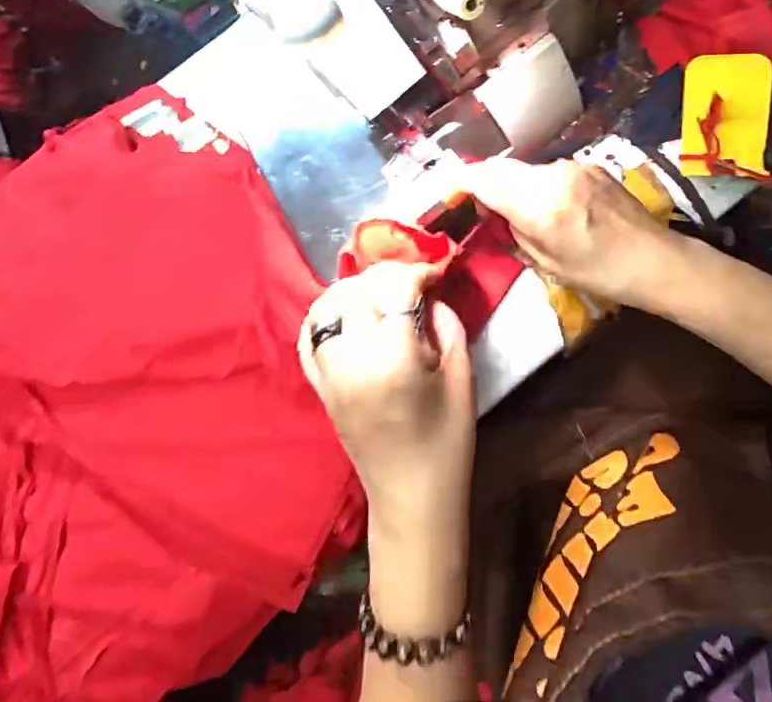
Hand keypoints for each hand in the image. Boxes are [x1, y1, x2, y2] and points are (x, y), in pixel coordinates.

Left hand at [298, 262, 474, 529]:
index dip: (417, 273)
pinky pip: (309, 337)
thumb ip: (447, 325)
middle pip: (358, 293)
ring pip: (327, 307)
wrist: (412, 498)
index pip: (396, 291)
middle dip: (387, 277)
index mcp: (393, 362)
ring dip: (354, 290)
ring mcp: (329, 374)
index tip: (436, 273)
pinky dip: (324, 314)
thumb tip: (427, 295)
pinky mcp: (319, 387)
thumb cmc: (448, 442)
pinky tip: (347, 310)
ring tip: (381, 293)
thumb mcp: (462, 378)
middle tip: (412, 283)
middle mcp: (352, 362)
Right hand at [452, 157, 682, 308]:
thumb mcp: (547, 262)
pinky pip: (550, 170)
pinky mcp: (589, 165)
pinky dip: (539, 182)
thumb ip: (514, 230)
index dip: (461, 182)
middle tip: (480, 202)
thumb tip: (495, 210)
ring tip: (520, 208)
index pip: (485, 180)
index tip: (450, 190)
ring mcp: (573, 167)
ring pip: (526, 168)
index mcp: (540, 207)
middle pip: (501, 168)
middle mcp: (553, 178)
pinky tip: (552, 204)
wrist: (654, 259)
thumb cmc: (599, 272)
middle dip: (484, 181)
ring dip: (514, 183)